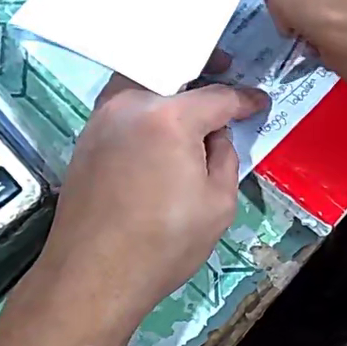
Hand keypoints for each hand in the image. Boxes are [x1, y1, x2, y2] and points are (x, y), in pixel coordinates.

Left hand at [14, 74, 266, 340]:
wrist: (94, 275)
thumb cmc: (165, 242)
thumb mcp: (218, 204)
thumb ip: (224, 158)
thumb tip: (215, 137)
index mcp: (170, 118)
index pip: (218, 96)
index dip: (245, 99)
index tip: (260, 102)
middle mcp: (130, 106)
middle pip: (171, 73)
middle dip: (202, 70)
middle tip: (225, 72)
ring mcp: (101, 120)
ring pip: (141, 86)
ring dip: (169, 88)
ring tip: (193, 105)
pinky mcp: (86, 140)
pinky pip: (124, 109)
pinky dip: (147, 109)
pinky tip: (162, 133)